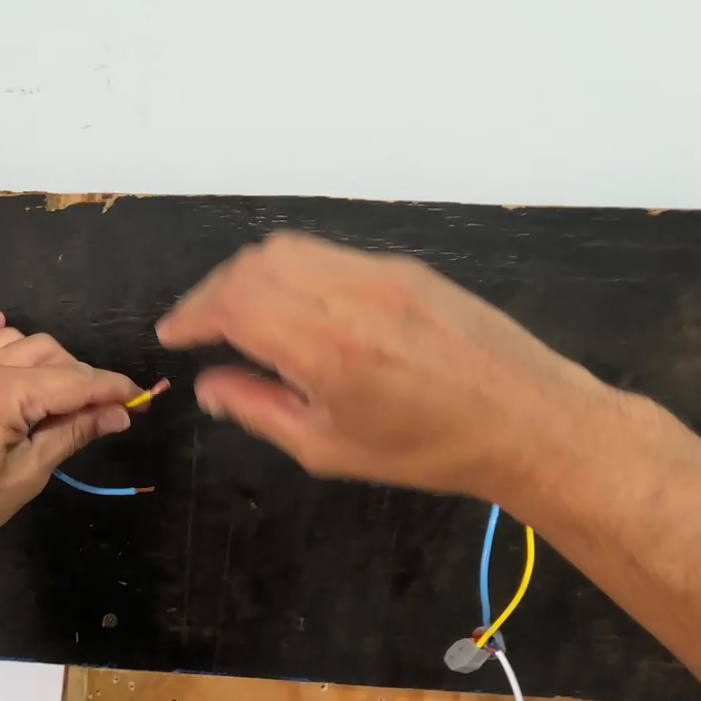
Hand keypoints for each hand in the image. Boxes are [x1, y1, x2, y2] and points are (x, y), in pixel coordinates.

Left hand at [0, 311, 142, 570]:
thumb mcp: (26, 475)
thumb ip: (71, 434)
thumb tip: (117, 414)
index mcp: (5, 392)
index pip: (75, 380)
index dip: (112, 389)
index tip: (139, 399)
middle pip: (50, 352)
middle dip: (82, 376)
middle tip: (101, 411)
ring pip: (16, 340)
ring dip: (47, 359)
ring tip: (62, 394)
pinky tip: (6, 331)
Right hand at [155, 231, 618, 500]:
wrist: (528, 420)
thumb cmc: (424, 451)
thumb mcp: (327, 448)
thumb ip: (258, 410)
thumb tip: (210, 385)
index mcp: (326, 348)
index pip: (234, 303)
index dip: (191, 314)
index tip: (172, 333)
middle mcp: (349, 296)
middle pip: (253, 265)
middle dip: (212, 292)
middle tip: (199, 328)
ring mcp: (380, 273)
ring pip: (287, 250)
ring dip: (247, 277)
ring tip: (237, 314)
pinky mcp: (403, 268)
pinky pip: (325, 255)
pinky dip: (288, 273)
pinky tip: (291, 306)